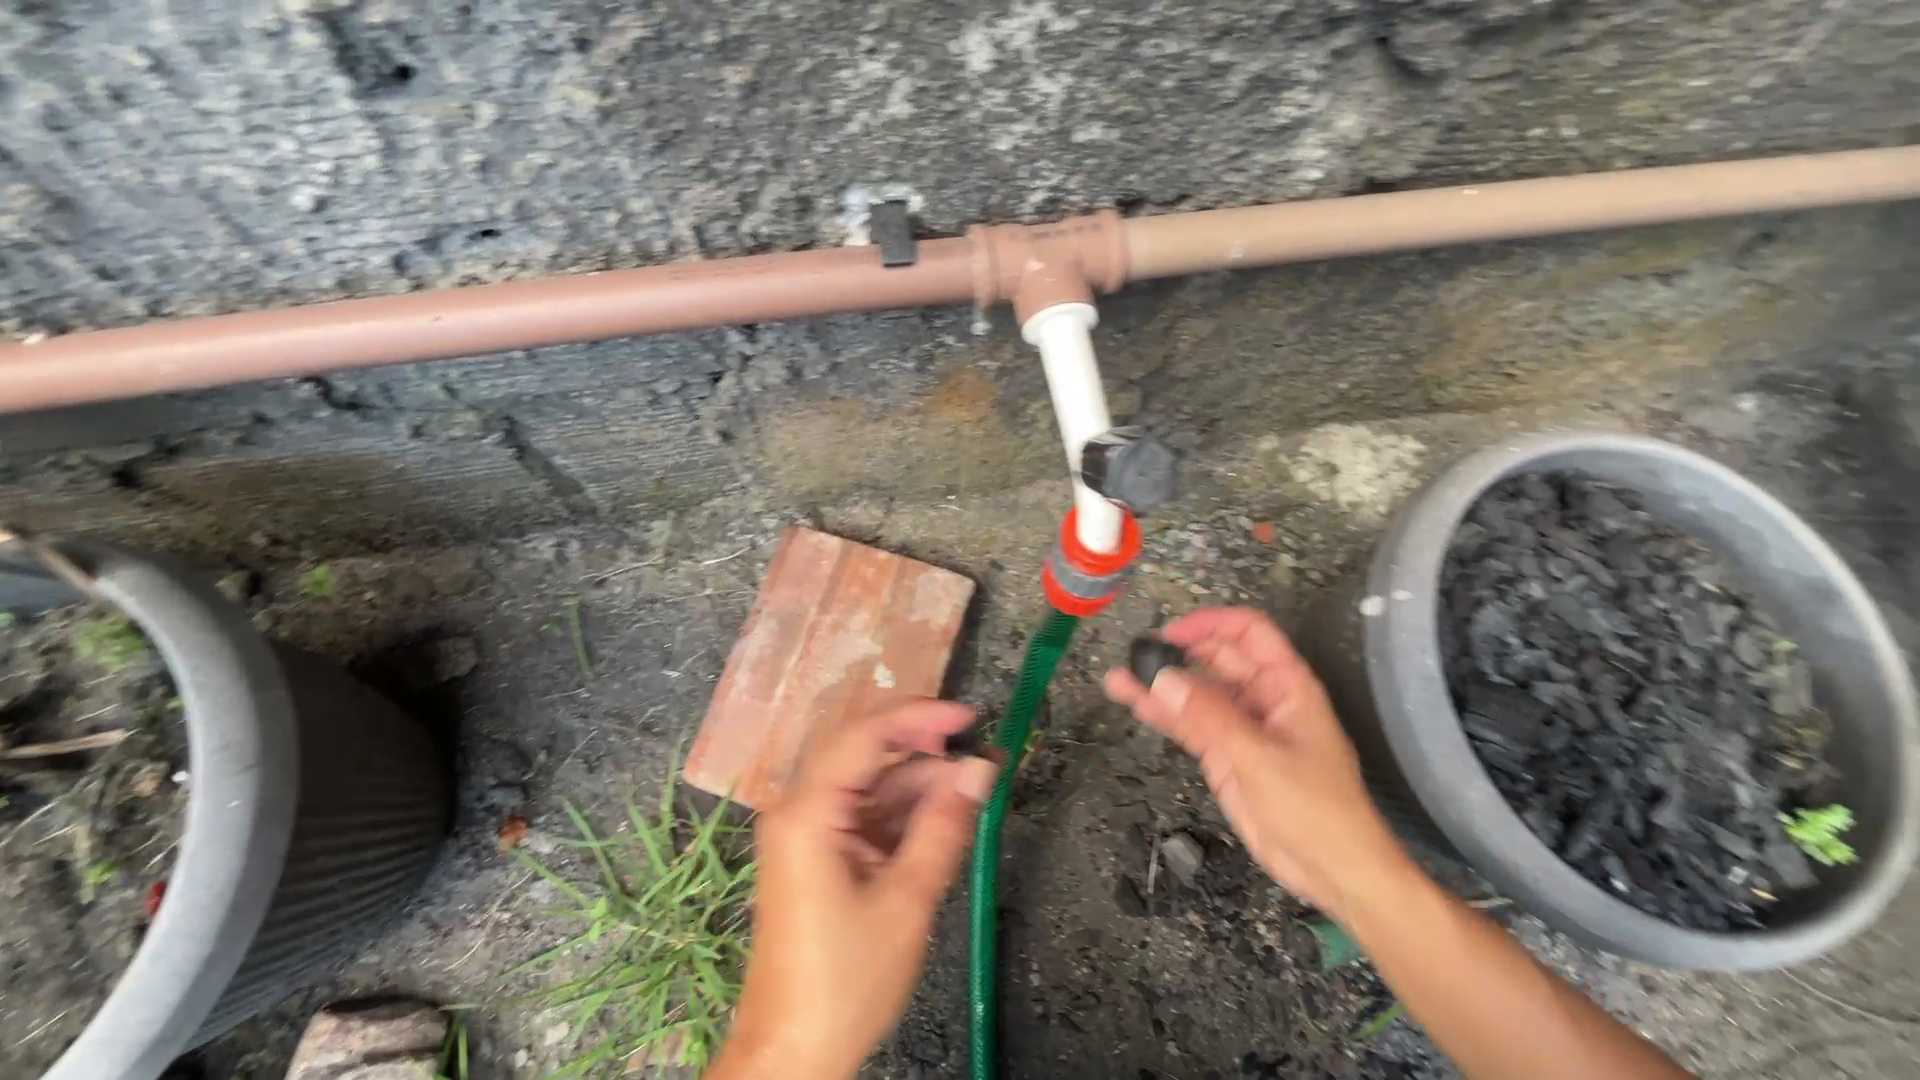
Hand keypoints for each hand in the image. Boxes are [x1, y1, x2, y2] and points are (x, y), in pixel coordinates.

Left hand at [708, 701, 998, 1079]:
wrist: (792, 1055)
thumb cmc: (845, 983)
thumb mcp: (907, 901)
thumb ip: (945, 827)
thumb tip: (980, 770)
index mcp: (807, 813)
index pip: (865, 735)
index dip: (920, 717)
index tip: (969, 717)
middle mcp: (799, 811)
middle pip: (865, 754)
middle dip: (923, 748)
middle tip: (978, 752)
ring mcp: (807, 834)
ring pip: (870, 786)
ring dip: (920, 784)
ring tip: (975, 789)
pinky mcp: (819, 857)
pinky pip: (865, 816)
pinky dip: (904, 815)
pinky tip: (944, 818)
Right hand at [1104, 607, 1404, 919]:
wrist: (1332, 870)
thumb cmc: (1317, 809)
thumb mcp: (1262, 757)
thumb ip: (1210, 716)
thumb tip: (1165, 679)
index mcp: (1287, 686)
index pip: (1250, 633)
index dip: (1212, 625)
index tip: (1172, 634)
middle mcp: (1262, 699)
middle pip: (1216, 660)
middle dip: (1178, 654)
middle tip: (1137, 656)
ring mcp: (1241, 727)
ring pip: (1196, 694)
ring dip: (1161, 685)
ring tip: (1119, 680)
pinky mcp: (1225, 756)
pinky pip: (1190, 725)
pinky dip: (1164, 714)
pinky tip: (1136, 704)